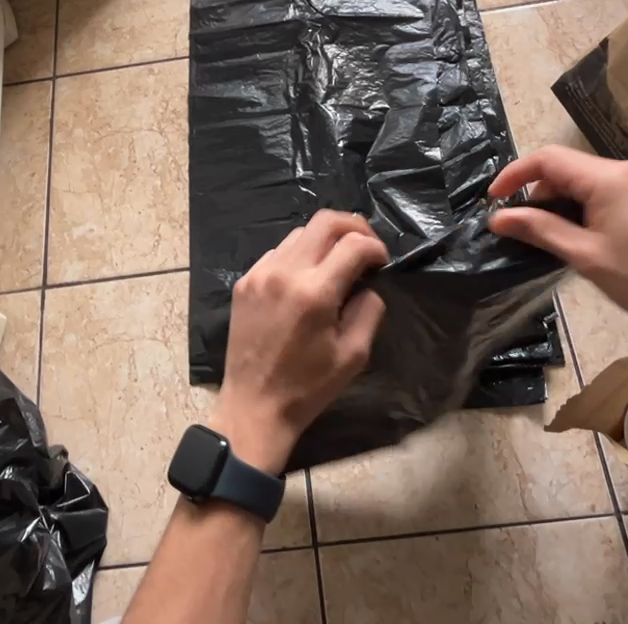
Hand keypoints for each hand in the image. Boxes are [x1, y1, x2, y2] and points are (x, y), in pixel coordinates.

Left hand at [212, 211, 388, 473]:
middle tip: (366, 246)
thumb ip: (369, 310)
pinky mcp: (245, 281)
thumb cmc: (308, 387)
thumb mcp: (354, 354)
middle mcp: (285, 272)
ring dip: (324, 240)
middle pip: (325, 221)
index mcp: (315, 292)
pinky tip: (306, 278)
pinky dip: (299, 255)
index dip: (375, 247)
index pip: (354, 244)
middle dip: (353, 226)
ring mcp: (260, 273)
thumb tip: (367, 283)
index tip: (382, 261)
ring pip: (300, 233)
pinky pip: (278, 252)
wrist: (254, 406)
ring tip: (337, 263)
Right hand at [486, 147, 627, 327]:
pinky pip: (605, 190)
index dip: (515, 174)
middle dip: (539, 193)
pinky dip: (585, 206)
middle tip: (525, 227)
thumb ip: (539, 229)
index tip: (494, 199)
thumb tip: (498, 218)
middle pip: (566, 168)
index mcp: (609, 178)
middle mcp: (626, 169)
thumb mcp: (585, 256)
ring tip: (553, 237)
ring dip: (562, 202)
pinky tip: (583, 236)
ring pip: (585, 180)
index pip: (548, 159)